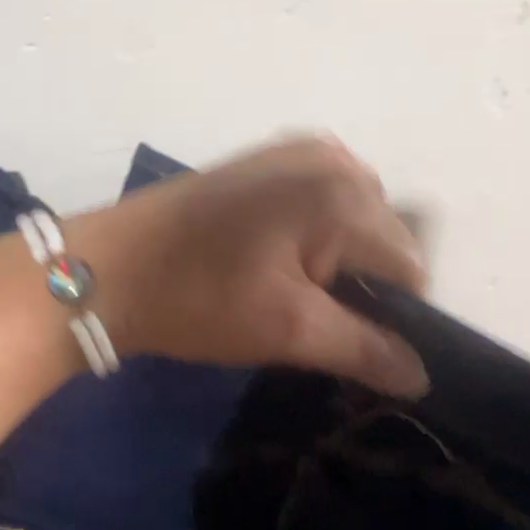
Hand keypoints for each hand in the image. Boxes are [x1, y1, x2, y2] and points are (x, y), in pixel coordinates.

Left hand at [67, 136, 429, 396]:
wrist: (107, 269)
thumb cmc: (200, 298)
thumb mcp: (289, 329)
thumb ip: (364, 349)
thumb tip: (422, 376)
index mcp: (346, 195)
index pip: (411, 265)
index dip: (396, 314)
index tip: (356, 344)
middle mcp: (335, 159)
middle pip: (389, 237)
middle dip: (371, 284)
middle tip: (322, 322)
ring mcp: (298, 152)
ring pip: (359, 220)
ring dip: (346, 261)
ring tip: (301, 297)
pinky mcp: (268, 160)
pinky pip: (326, 201)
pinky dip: (322, 237)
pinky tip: (286, 265)